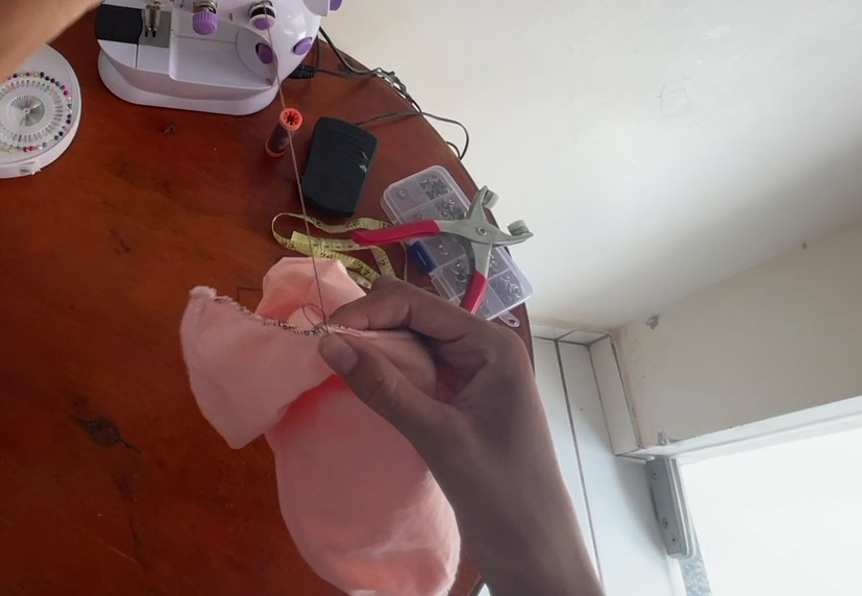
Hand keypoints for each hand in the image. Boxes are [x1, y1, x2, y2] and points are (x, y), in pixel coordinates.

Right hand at [317, 279, 604, 595]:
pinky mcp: (456, 392)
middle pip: (409, 311)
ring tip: (336, 360)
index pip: (415, 303)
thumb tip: (326, 344)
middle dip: (366, 322)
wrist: (537, 559)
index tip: (324, 334)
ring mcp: (468, 369)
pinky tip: (360, 377)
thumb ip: (383, 387)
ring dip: (372, 343)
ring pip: (407, 335)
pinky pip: (411, 362)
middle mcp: (479, 345)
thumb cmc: (502, 496)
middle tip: (327, 348)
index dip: (366, 310)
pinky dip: (382, 364)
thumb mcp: (439, 438)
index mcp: (489, 343)